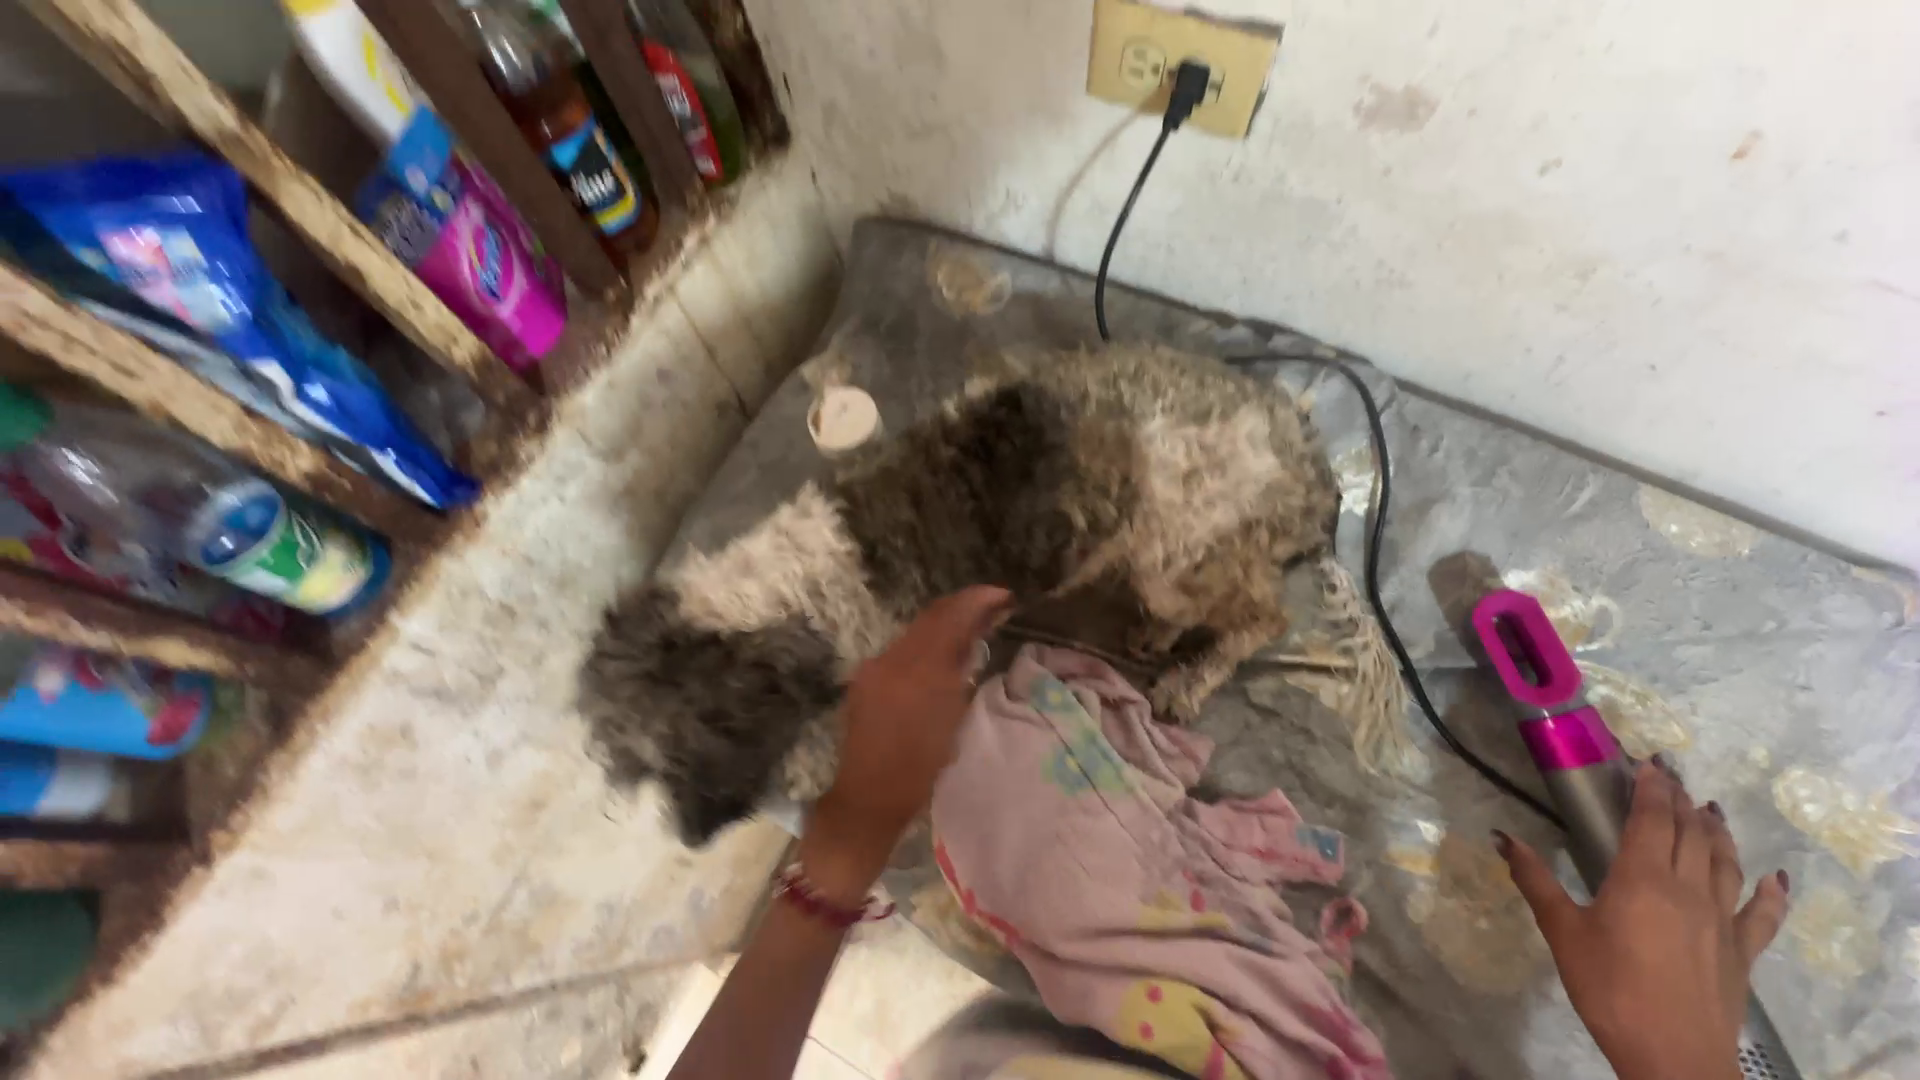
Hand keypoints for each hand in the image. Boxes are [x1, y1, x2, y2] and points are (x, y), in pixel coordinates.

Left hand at [798, 586, 1012, 903]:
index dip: (978, 599)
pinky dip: (926, 645)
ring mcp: (874, 667)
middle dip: (963, 607)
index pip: (950, 617)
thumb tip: (973, 643)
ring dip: (945, 625)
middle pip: (931, 617)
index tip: (1005, 596)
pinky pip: (901, 650)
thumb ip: (960, 675)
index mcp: (919, 670)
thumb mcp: (953, 722)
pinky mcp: (864, 679)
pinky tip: (943, 656)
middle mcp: (892, 658)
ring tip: (975, 628)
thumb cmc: (919, 771)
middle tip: (995, 606)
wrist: (867, 799)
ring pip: (916, 632)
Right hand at [1497, 762, 1789, 1079]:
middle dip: (1680, 801)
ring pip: (1726, 863)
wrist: (1673, 1055)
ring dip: (1718, 832)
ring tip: (1709, 809)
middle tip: (1670, 776)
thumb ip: (1535, 880)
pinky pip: (1761, 914)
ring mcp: (1722, 922)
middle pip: (1692, 835)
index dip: (1651, 788)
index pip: (1653, 821)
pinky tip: (1772, 877)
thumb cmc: (1607, 986)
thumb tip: (1502, 837)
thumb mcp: (1561, 930)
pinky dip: (1769, 892)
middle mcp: (1689, 890)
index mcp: (1643, 879)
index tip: (1646, 762)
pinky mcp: (1741, 952)